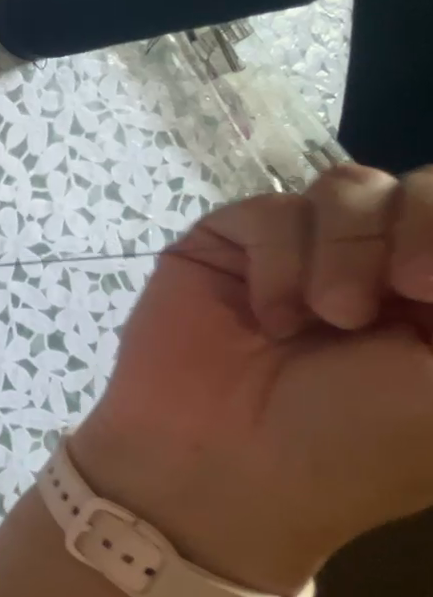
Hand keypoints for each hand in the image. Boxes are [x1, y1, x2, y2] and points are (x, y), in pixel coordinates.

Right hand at [73, 164, 432, 592]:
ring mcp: (305, 251)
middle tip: (410, 292)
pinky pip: (269, 210)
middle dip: (419, 230)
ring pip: (350, 187)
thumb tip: (428, 265)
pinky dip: (277, 260)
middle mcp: (388, 265)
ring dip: (345, 249)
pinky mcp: (232, 243)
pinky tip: (270, 314)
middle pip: (424, 189)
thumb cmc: (359, 441)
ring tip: (327, 316)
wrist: (225, 450)